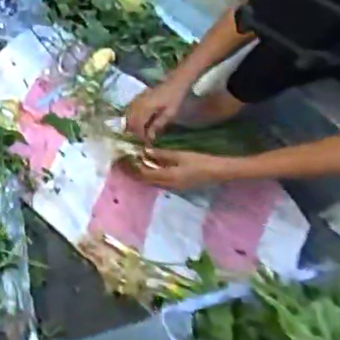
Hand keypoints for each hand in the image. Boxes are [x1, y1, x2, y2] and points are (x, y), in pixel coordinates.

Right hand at [124, 79, 189, 142]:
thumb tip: (150, 137)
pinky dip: (132, 118)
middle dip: (136, 132)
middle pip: (131, 121)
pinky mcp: (138, 97)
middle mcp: (137, 104)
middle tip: (144, 139)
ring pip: (128, 116)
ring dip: (133, 125)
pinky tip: (139, 122)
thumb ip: (158, 124)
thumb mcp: (170, 113)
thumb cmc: (175, 97)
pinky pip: (130, 110)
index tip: (147, 143)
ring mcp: (136, 100)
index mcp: (145, 108)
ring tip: (141, 132)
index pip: (137, 125)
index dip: (141, 135)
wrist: (176, 81)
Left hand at [124, 149, 241, 190]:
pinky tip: (148, 168)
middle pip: (145, 181)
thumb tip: (144, 152)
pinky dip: (150, 175)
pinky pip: (158, 182)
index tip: (120, 161)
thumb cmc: (201, 161)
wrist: (219, 171)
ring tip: (131, 166)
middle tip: (121, 164)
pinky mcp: (178, 186)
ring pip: (151, 182)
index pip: (144, 174)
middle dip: (133, 173)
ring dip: (141, 175)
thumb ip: (162, 155)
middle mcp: (168, 185)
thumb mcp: (180, 155)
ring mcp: (173, 187)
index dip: (131, 168)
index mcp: (168, 177)